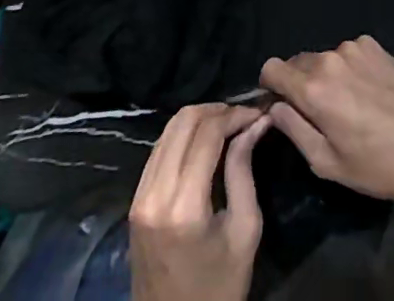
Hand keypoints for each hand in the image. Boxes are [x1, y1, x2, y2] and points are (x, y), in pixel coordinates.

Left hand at [129, 103, 270, 300]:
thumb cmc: (219, 286)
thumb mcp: (245, 229)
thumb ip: (244, 170)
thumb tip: (256, 123)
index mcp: (184, 205)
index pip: (207, 133)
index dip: (235, 114)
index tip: (259, 113)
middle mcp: (154, 194)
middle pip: (182, 122)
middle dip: (216, 110)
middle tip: (244, 117)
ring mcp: (138, 198)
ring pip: (167, 131)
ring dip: (199, 120)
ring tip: (229, 126)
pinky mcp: (134, 202)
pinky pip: (159, 151)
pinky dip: (184, 137)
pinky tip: (206, 144)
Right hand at [260, 35, 393, 209]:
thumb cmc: (378, 165)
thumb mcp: (326, 162)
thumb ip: (293, 129)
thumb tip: (274, 107)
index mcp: (314, 88)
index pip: (271, 68)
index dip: (270, 88)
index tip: (281, 107)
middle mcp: (332, 59)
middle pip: (297, 62)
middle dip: (298, 84)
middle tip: (318, 114)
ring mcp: (357, 48)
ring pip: (324, 58)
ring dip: (326, 76)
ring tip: (348, 105)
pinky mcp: (378, 46)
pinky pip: (348, 53)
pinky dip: (349, 68)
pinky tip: (367, 91)